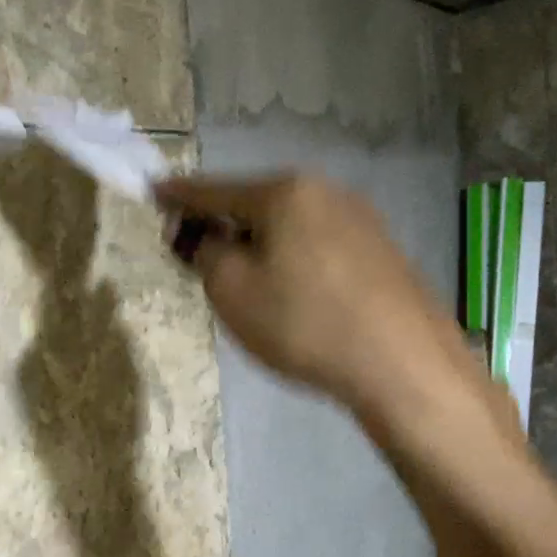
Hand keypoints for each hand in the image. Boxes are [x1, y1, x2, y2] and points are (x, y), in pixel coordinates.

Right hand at [155, 173, 475, 416]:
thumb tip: (207, 236)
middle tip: (191, 254)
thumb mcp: (230, 289)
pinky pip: (314, 242)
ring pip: (285, 223)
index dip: (177, 195)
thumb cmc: (303, 323)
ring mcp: (359, 218)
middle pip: (252, 202)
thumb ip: (205, 251)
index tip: (152, 192)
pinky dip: (287, 255)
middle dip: (218, 223)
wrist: (404, 367)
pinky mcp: (380, 250)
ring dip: (254, 242)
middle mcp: (324, 191)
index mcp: (284, 192)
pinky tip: (286, 290)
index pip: (213, 189)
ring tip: (238, 279)